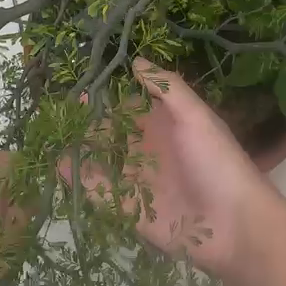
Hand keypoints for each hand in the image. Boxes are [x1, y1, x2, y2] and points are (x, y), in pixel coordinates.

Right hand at [67, 58, 285, 280]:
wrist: (235, 224)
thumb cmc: (217, 161)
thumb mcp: (196, 116)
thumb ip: (167, 88)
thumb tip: (134, 61)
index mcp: (166, 126)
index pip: (130, 106)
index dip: (107, 97)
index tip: (80, 86)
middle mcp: (149, 151)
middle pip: (112, 134)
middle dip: (87, 125)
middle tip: (57, 115)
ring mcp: (138, 181)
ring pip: (101, 163)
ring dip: (79, 152)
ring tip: (51, 139)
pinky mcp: (130, 211)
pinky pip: (100, 193)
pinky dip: (80, 182)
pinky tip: (58, 168)